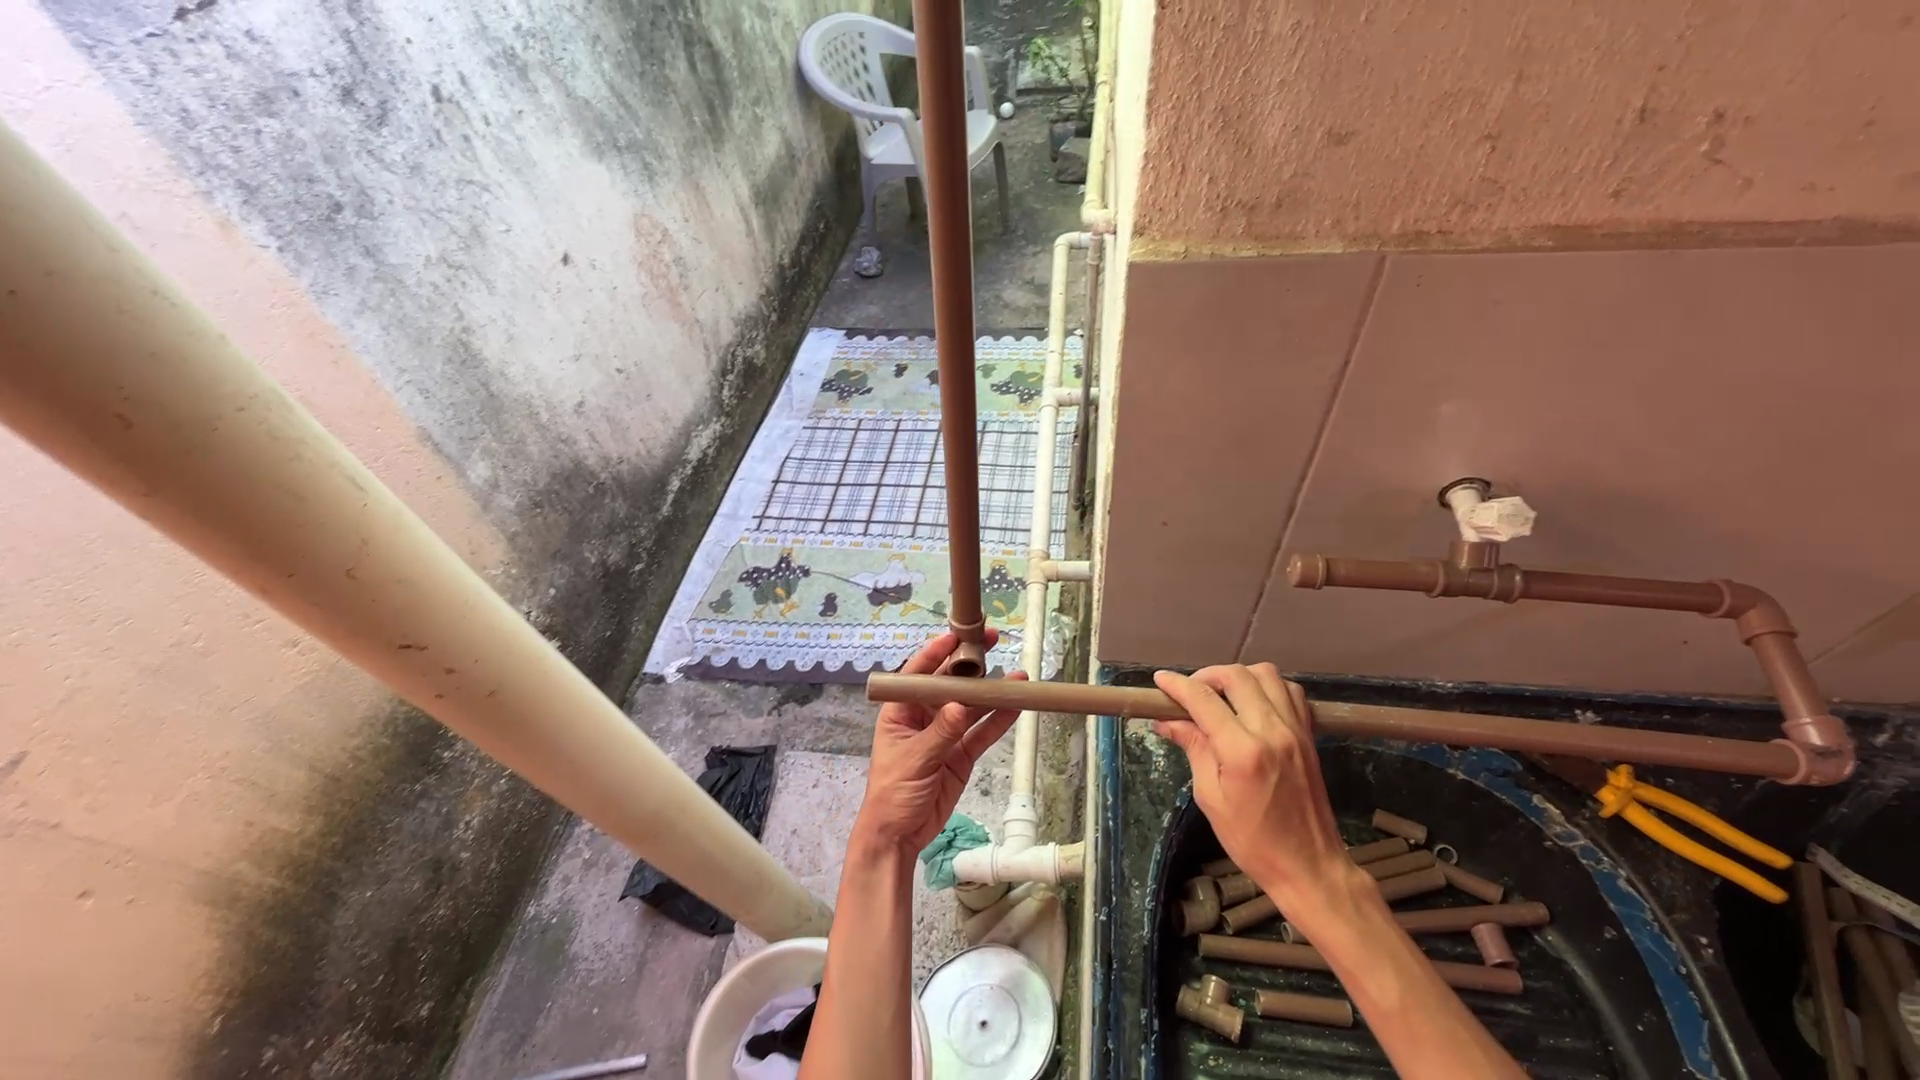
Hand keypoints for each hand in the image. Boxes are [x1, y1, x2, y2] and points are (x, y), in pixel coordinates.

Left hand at [853, 630, 1024, 855]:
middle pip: (950, 684)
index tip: (958, 636)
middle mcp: (923, 717)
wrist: (898, 835)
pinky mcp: (961, 755)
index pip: (919, 673)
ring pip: (972, 707)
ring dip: (992, 694)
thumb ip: (941, 732)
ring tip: (1019, 677)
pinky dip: (998, 721)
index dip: (938, 652)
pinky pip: (982, 733)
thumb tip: (962, 706)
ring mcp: (945, 735)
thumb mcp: (914, 759)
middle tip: (994, 643)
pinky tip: (1016, 707)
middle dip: (971, 665)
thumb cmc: (892, 792)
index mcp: (900, 711)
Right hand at [1152, 664, 1351, 911]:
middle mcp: (1273, 731)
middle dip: (1206, 675)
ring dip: (1238, 677)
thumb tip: (1168, 722)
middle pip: (1237, 676)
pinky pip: (1289, 691)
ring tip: (1220, 696)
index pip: (1204, 700)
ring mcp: (1296, 730)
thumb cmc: (1252, 841)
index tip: (1160, 680)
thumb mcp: (1211, 798)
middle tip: (1189, 693)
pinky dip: (1267, 687)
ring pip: (1267, 674)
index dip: (1177, 685)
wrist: (1309, 866)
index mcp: (1243, 751)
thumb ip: (1194, 750)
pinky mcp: (1309, 735)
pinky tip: (1252, 705)